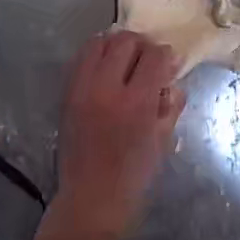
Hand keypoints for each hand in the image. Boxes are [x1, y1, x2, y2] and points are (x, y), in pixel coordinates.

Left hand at [52, 31, 186, 237]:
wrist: (91, 198)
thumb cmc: (134, 174)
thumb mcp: (163, 139)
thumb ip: (171, 104)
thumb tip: (172, 79)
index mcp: (136, 102)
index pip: (155, 56)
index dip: (167, 55)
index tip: (170, 65)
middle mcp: (106, 88)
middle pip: (125, 41)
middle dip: (143, 45)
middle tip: (150, 60)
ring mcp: (82, 89)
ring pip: (99, 42)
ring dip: (117, 45)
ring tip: (126, 60)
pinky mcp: (67, 94)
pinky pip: (81, 59)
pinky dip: (97, 55)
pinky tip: (107, 69)